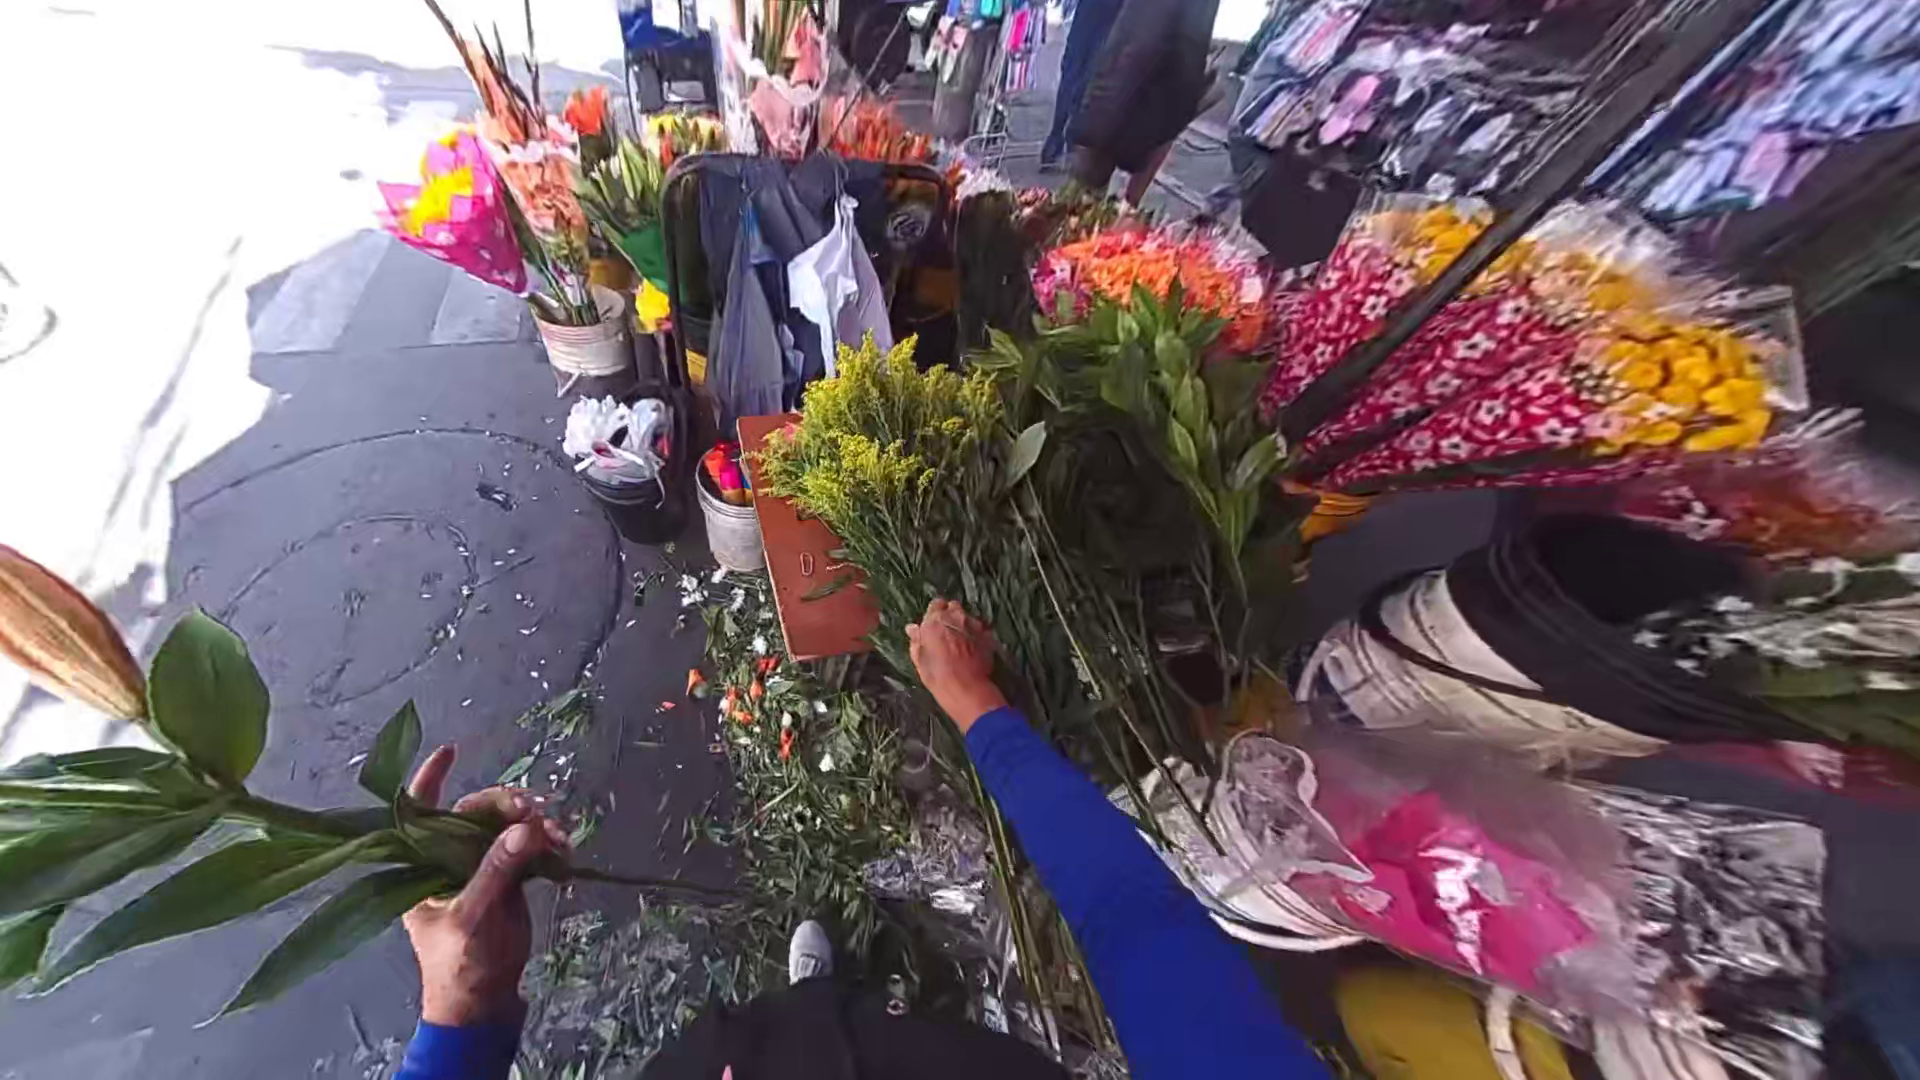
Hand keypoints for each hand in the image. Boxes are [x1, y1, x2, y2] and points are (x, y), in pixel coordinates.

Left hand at [401, 745, 568, 1026]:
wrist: (484, 995)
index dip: (430, 780)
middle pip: (480, 811)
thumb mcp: (474, 916)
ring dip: (538, 824)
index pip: (418, 815)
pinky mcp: (509, 870)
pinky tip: (564, 852)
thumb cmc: (461, 961)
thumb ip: (497, 870)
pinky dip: (550, 841)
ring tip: (559, 840)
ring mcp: (480, 862)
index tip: (452, 750)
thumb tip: (526, 827)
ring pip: (510, 823)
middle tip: (537, 812)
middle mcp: (449, 858)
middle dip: (512, 805)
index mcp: (423, 867)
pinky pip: (531, 840)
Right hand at [907, 598, 1007, 732]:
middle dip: (950, 615)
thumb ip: (916, 640)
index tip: (934, 624)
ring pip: (968, 617)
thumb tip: (913, 628)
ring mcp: (974, 624)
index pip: (936, 604)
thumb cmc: (937, 675)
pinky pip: (981, 628)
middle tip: (947, 631)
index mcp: (935, 620)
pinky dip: (977, 634)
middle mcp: (956, 617)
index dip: (935, 613)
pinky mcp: (987, 635)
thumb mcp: (919, 659)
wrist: (965, 687)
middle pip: (954, 606)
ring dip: (964, 624)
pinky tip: (974, 647)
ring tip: (962, 641)